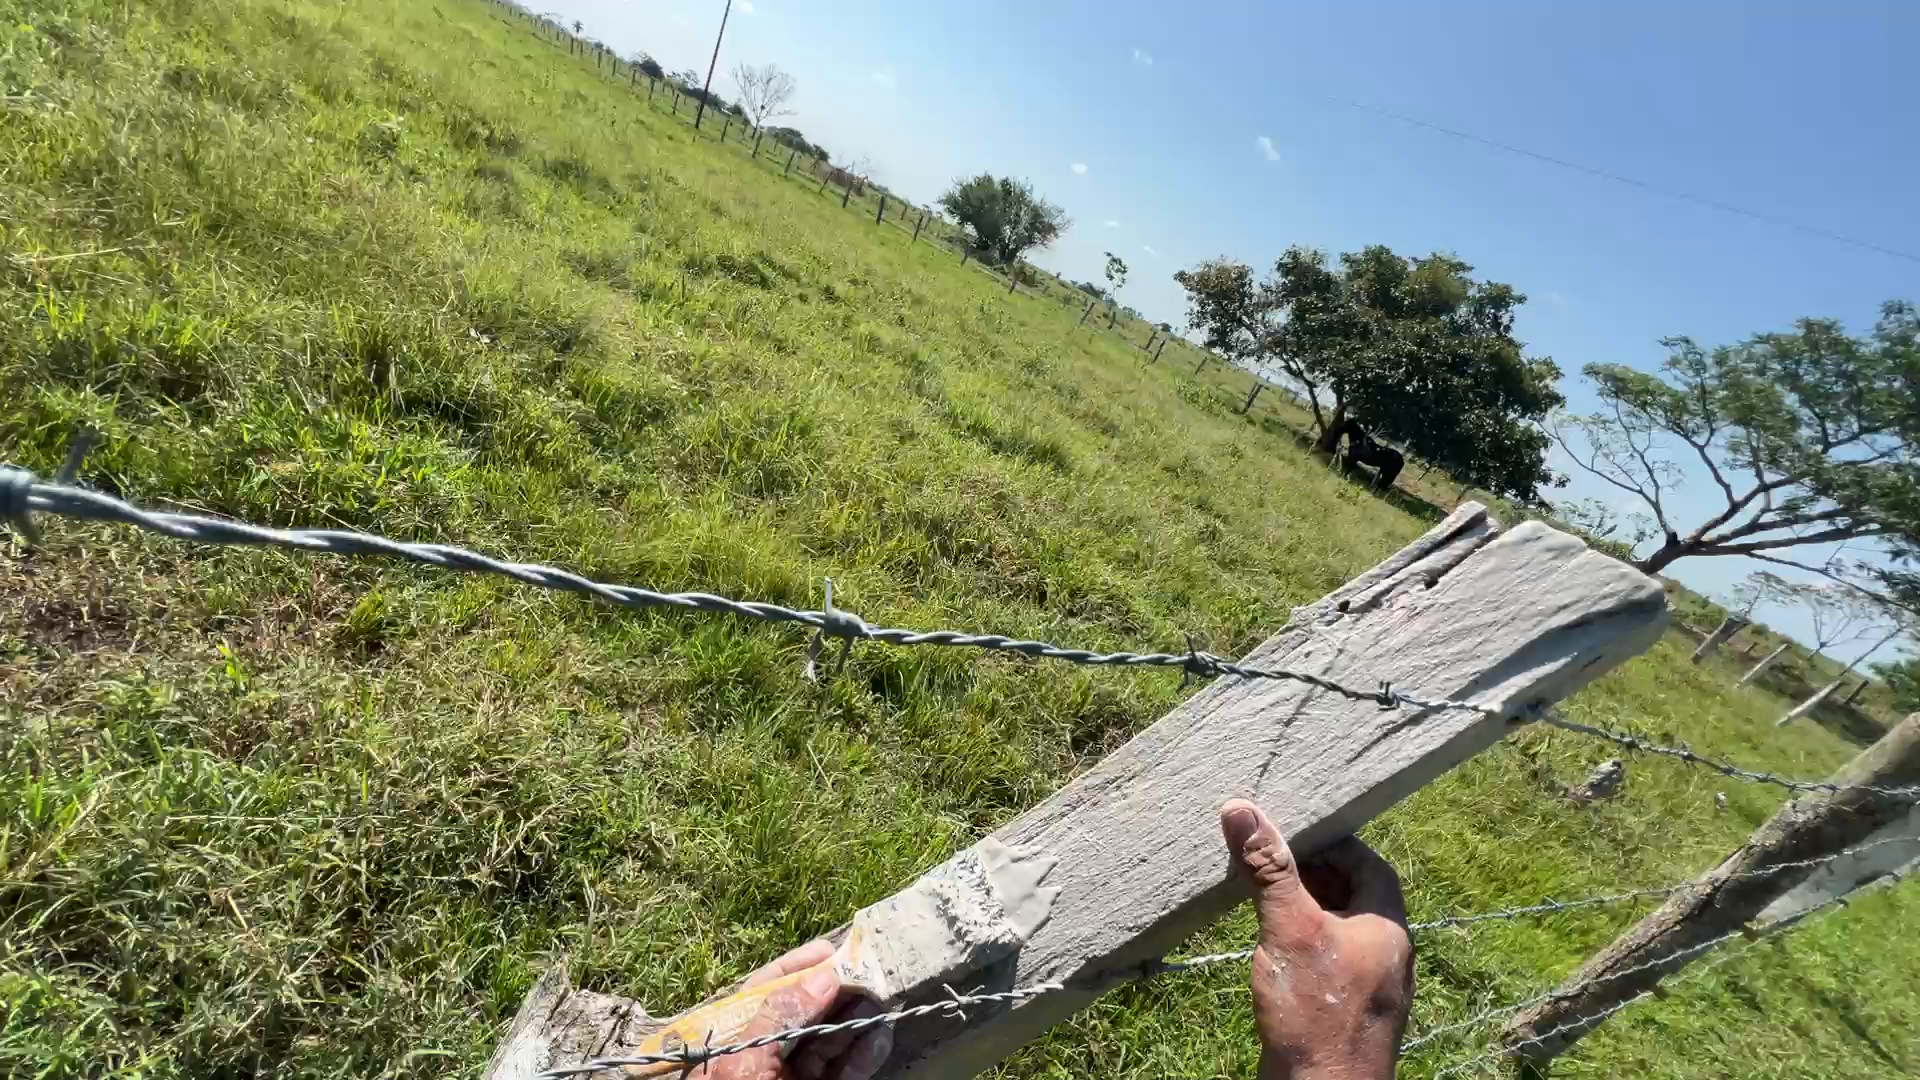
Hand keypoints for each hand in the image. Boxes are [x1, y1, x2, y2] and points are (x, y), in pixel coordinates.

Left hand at [707, 940, 891, 1079]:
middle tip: (869, 972)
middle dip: (837, 991)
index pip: (764, 991)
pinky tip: (879, 1039)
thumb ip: (781, 1015)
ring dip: (856, 1020)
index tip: (831, 949)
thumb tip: (824, 974)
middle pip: (804, 1012)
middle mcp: (762, 1058)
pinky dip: (862, 1057)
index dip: (796, 966)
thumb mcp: (744, 1063)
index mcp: (732, 1042)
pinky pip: (843, 1074)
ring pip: (829, 1042)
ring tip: (881, 1002)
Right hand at [1219, 800, 1412, 1079]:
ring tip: (1255, 882)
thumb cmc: (1316, 1011)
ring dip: (1297, 898)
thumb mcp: (1288, 927)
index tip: (1291, 829)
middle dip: (1307, 867)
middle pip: (1349, 888)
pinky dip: (1294, 929)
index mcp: (1387, 928)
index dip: (1332, 842)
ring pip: (1331, 919)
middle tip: (1265, 850)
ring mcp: (1363, 979)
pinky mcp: (1339, 1001)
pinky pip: (1320, 947)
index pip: (1368, 864)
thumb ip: (1268, 868)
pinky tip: (1263, 930)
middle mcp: (1382, 950)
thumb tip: (1241, 808)